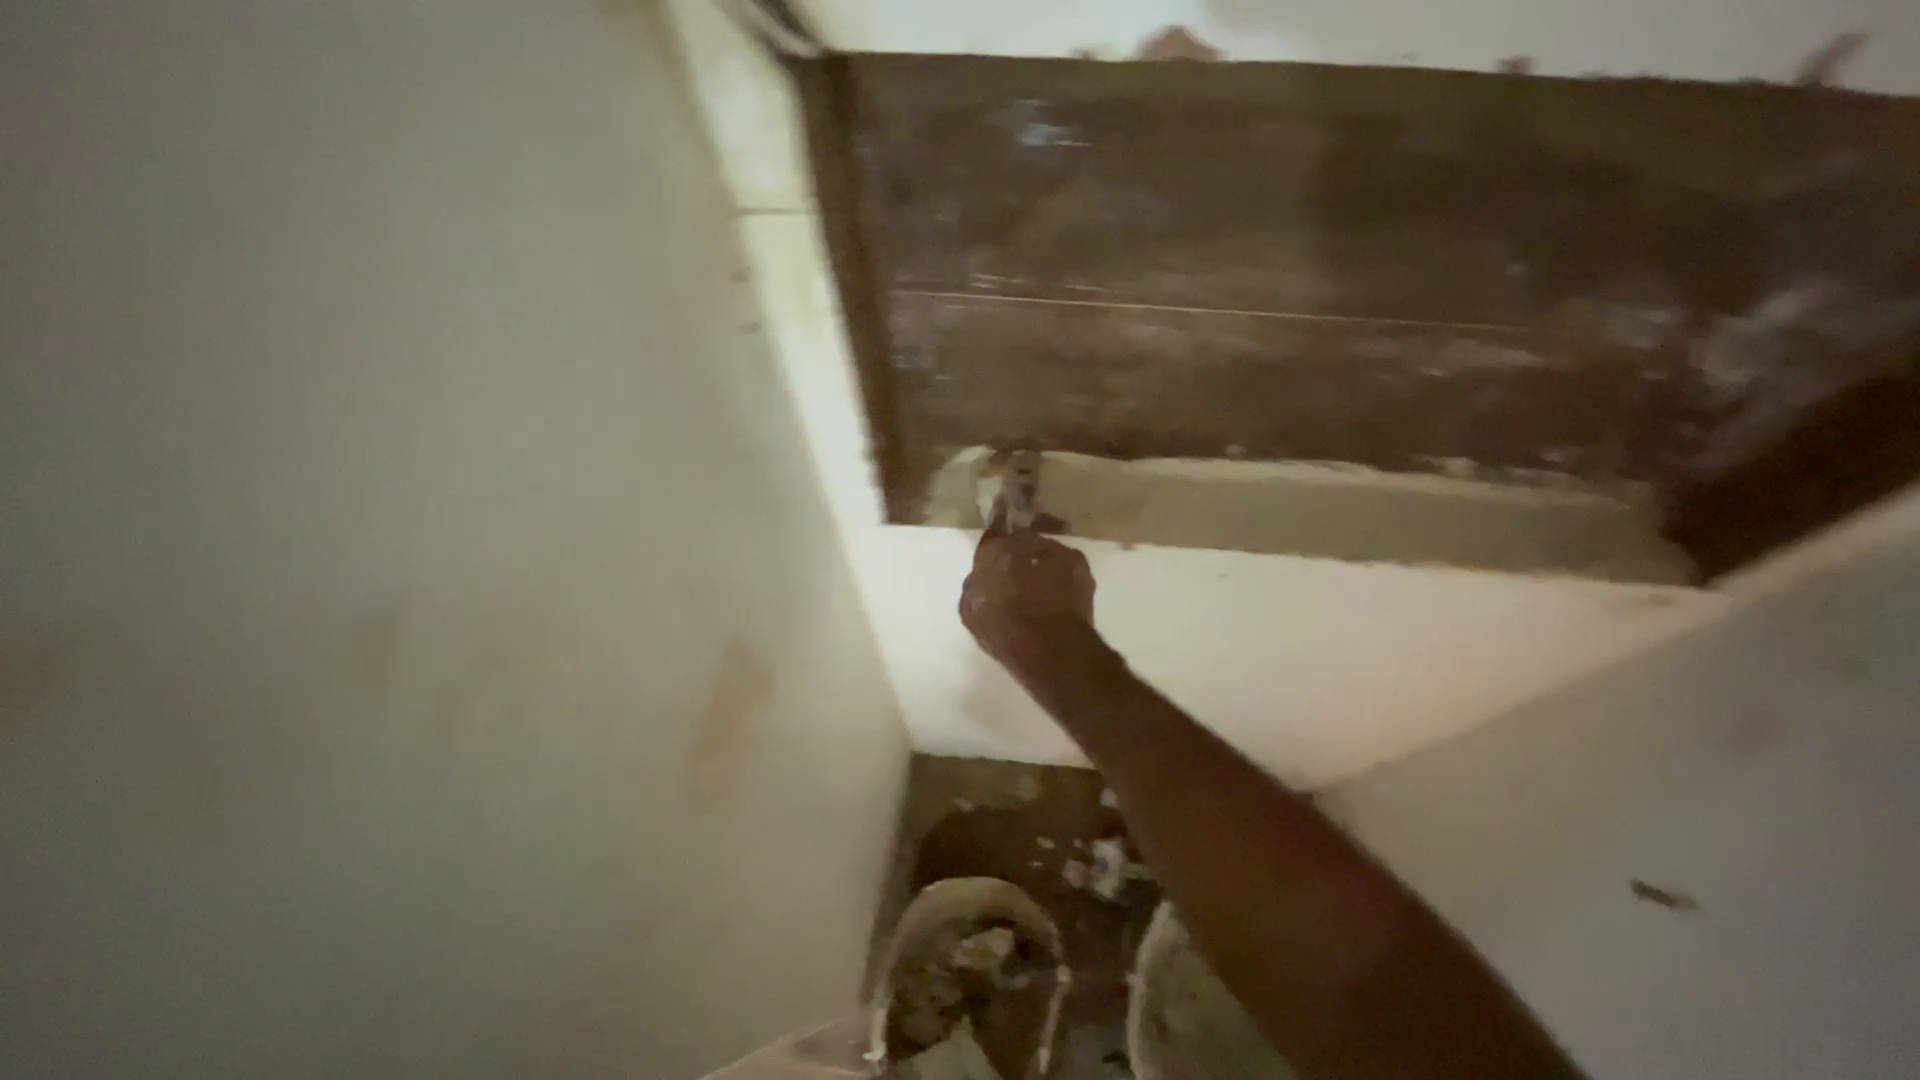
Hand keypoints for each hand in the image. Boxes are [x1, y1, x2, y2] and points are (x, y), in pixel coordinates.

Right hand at [959, 529, 1094, 681]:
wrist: (1050, 644)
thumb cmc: (1004, 632)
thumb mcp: (971, 612)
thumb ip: (976, 585)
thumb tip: (983, 578)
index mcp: (991, 551)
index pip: (991, 537)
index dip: (994, 551)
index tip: (997, 563)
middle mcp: (1023, 540)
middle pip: (1020, 541)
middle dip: (1020, 555)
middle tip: (1021, 578)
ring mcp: (1053, 548)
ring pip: (1045, 549)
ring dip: (1043, 563)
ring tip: (1046, 588)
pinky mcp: (1078, 561)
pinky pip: (1066, 562)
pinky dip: (1064, 573)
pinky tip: (1064, 593)